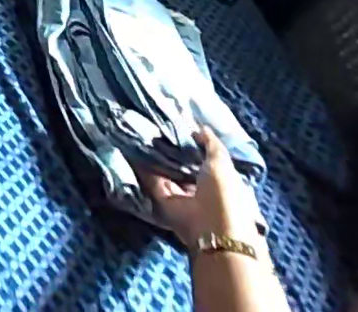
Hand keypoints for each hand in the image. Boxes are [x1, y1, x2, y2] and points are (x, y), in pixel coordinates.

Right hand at [138, 129, 265, 247]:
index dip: (193, 145)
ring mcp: (181, 197)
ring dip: (155, 158)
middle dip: (170, 150)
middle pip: (181, 166)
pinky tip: (134, 149)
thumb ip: (212, 145)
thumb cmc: (223, 194)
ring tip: (141, 133)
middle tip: (156, 128)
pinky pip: (152, 182)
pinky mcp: (164, 203)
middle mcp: (198, 189)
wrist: (211, 228)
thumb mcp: (222, 164)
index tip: (179, 128)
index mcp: (218, 181)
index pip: (203, 160)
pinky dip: (143, 168)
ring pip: (165, 173)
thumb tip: (200, 128)